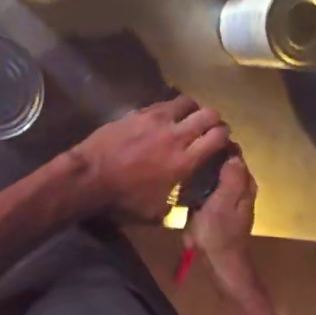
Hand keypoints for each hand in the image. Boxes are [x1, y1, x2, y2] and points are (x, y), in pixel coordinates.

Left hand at [70, 95, 231, 219]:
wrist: (90, 178)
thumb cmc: (124, 200)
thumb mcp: (157, 212)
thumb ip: (178, 203)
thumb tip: (189, 202)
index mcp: (185, 162)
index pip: (218, 138)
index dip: (225, 138)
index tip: (222, 142)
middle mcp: (176, 136)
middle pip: (209, 115)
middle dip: (215, 121)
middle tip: (210, 129)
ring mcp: (157, 120)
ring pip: (188, 102)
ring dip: (194, 109)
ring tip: (189, 118)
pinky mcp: (139, 113)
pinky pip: (164, 103)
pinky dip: (171, 109)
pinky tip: (165, 118)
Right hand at [188, 155, 260, 301]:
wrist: (221, 264)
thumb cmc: (218, 233)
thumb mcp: (222, 202)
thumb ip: (230, 177)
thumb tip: (233, 153)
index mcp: (245, 184)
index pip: (235, 155)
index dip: (220, 148)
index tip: (200, 146)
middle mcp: (244, 189)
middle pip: (228, 165)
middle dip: (212, 160)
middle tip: (190, 159)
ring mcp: (234, 201)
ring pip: (221, 178)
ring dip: (208, 174)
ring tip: (188, 171)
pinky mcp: (224, 212)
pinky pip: (215, 192)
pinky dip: (206, 188)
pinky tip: (192, 190)